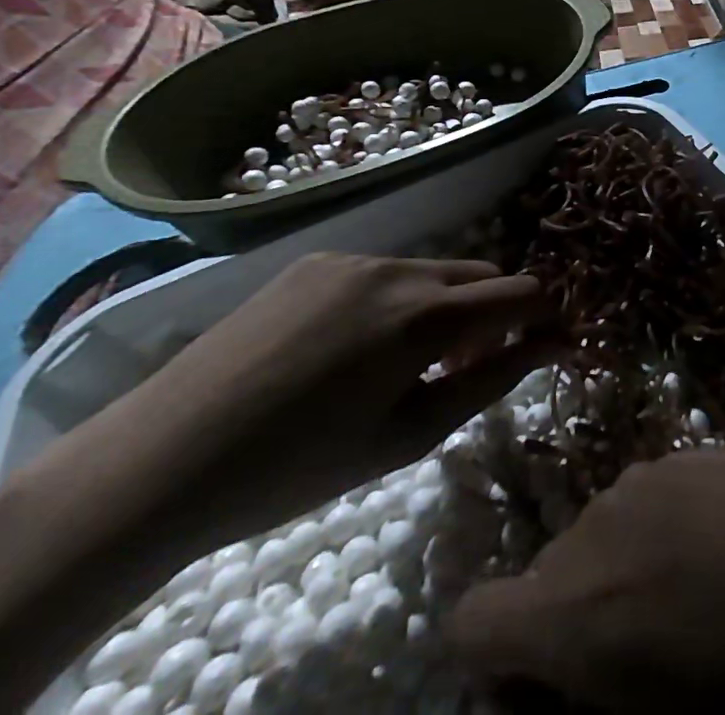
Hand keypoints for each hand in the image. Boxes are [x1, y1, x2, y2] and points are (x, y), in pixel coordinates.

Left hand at [0, 254, 557, 714]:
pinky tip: (362, 349)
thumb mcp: (412, 434)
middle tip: (480, 369)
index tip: (556, 345)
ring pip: (432, 271)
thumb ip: (490, 380)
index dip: (549, 316)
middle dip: (500, 312)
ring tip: (417, 365)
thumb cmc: (301, 465)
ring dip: (450, 306)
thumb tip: (550, 344)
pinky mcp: (310, 263)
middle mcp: (395, 268)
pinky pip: (384, 272)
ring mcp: (348, 259)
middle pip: (481, 273)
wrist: (167, 455)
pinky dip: (403, 300)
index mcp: (426, 315)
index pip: (522, 293)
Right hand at [448, 410, 724, 710]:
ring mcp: (644, 479)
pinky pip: (637, 510)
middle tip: (649, 672)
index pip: (475, 623)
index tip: (557, 704)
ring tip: (702, 609)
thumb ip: (612, 707)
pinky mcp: (688, 453)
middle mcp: (599, 528)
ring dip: (618, 585)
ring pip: (591, 543)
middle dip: (568, 633)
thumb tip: (573, 696)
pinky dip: (654, 544)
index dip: (498, 673)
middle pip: (539, 583)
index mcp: (590, 613)